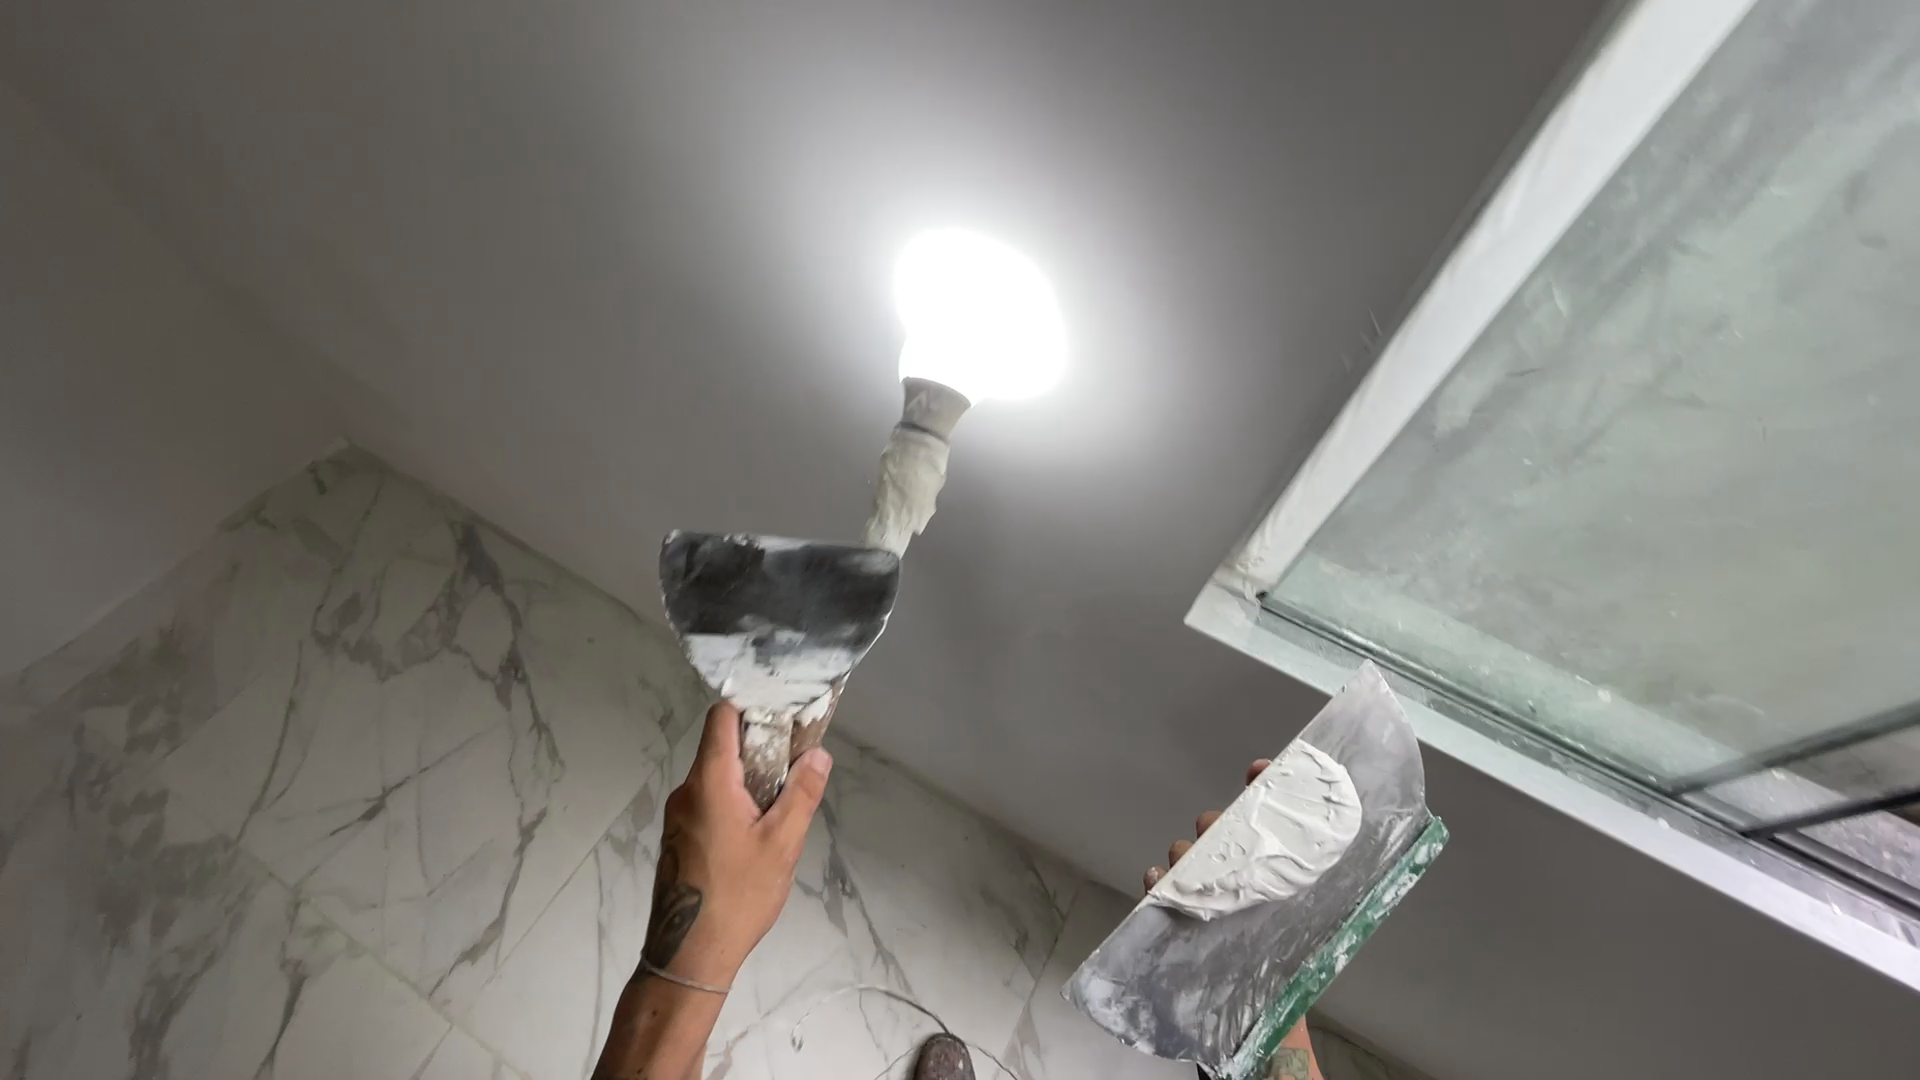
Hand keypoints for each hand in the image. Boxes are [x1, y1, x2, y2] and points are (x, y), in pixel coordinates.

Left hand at [643, 701, 831, 987]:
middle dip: (760, 746)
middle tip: (796, 762)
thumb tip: (818, 754)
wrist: (688, 958)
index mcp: (710, 782)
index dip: (751, 704)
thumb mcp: (782, 843)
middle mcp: (688, 790)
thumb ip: (802, 793)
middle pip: (722, 746)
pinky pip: (709, 800)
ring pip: (718, 776)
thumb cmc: (738, 895)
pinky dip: (735, 800)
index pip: (722, 717)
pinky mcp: (679, 837)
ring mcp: (679, 815)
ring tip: (782, 802)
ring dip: (750, 778)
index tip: (782, 710)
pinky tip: (758, 830)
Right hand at [1142, 757, 1322, 1079]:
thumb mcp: (1325, 932)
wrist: (1269, 1047)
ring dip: (1187, 851)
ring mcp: (1209, 899)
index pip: (1269, 818)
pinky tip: (1157, 882)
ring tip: (1191, 862)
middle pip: (1221, 832)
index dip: (1264, 787)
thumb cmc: (1298, 985)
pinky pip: (1160, 893)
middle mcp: (1241, 880)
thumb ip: (1341, 891)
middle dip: (1218, 823)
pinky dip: (1155, 883)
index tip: (1260, 769)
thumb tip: (1383, 850)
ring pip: (1189, 856)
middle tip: (1219, 830)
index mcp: (1277, 875)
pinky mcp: (1180, 922)